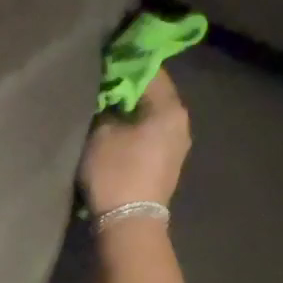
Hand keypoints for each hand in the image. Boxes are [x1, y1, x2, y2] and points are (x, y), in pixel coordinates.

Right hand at [80, 70, 190, 213]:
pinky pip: (151, 135)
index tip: (106, 60)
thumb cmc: (116, 172)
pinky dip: (135, 130)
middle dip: (130, 89)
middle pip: (154, 94)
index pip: (151, 71)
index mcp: (170, 108)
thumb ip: (106, 109)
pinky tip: (117, 134)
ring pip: (153, 116)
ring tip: (106, 111)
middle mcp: (181, 122)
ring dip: (132, 112)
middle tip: (103, 86)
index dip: (127, 63)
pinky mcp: (168, 164)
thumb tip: (109, 98)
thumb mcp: (100, 134)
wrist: (129, 222)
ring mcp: (178, 145)